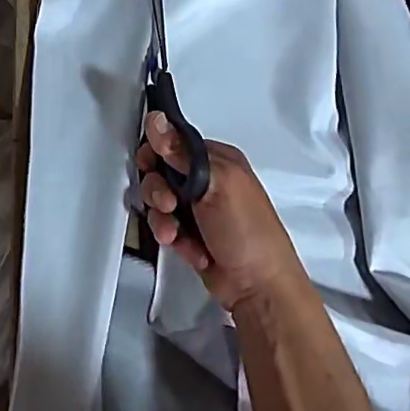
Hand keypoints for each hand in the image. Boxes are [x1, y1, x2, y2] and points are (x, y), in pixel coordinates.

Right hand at [136, 111, 309, 311]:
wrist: (258, 289)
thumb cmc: (250, 235)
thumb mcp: (215, 183)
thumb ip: (182, 152)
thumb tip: (158, 121)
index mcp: (217, 159)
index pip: (173, 141)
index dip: (156, 152)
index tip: (151, 165)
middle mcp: (208, 180)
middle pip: (160, 171)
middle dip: (158, 190)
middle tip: (168, 203)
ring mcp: (199, 207)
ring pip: (159, 201)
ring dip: (163, 218)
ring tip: (175, 231)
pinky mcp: (191, 232)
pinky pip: (165, 225)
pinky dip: (171, 236)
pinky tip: (186, 245)